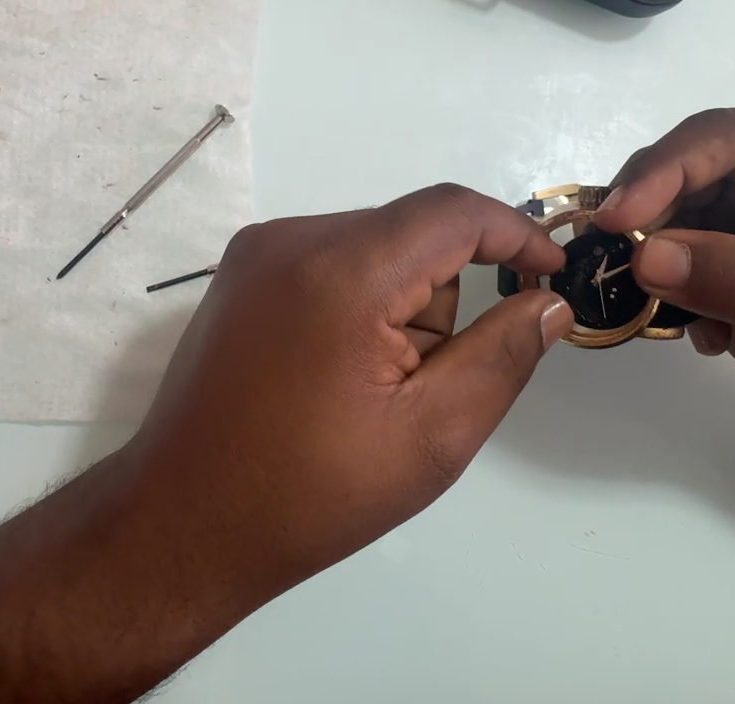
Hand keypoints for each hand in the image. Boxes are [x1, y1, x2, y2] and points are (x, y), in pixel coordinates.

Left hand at [118, 184, 572, 612]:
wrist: (180, 523)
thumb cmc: (309, 494)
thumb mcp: (431, 437)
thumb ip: (502, 356)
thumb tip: (548, 301)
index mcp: (341, 270)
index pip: (451, 212)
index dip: (514, 231)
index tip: (553, 271)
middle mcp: (293, 237)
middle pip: (412, 233)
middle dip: (442, 297)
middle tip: (420, 384)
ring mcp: (259, 249)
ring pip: (375, 247)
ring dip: (399, 304)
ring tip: (366, 388)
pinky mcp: (242, 270)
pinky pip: (334, 260)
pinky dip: (360, 300)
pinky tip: (332, 370)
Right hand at [594, 108, 734, 435]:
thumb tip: (644, 257)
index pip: (728, 138)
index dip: (666, 169)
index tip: (617, 219)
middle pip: (681, 167)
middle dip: (641, 211)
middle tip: (607, 257)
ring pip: (659, 209)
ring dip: (644, 256)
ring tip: (652, 305)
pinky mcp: (716, 251)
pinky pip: (659, 251)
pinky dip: (657, 287)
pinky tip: (697, 332)